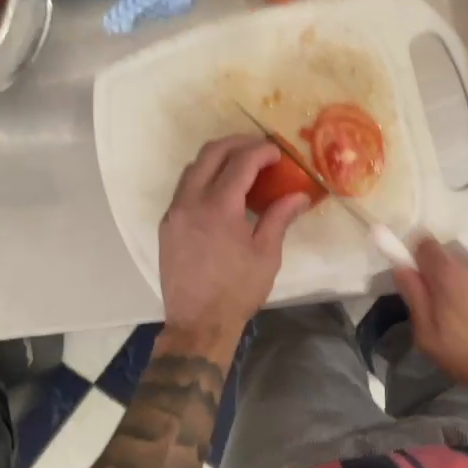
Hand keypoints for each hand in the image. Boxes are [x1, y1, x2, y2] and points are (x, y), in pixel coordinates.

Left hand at [159, 135, 308, 349]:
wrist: (198, 323)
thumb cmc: (238, 291)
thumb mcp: (266, 254)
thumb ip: (279, 217)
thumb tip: (300, 195)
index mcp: (218, 207)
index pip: (240, 162)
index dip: (262, 151)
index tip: (279, 153)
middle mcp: (190, 202)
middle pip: (211, 154)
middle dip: (238, 144)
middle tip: (261, 149)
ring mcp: (174, 212)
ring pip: (193, 168)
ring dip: (218, 159)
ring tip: (242, 165)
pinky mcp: (167, 225)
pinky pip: (184, 188)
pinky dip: (204, 178)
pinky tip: (222, 191)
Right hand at [391, 237, 467, 399]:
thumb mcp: (429, 336)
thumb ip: (414, 297)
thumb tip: (402, 269)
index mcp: (448, 273)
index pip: (424, 243)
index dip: (415, 257)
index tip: (414, 279)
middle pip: (447, 256)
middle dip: (438, 274)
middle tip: (437, 305)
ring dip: (461, 284)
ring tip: (465, 316)